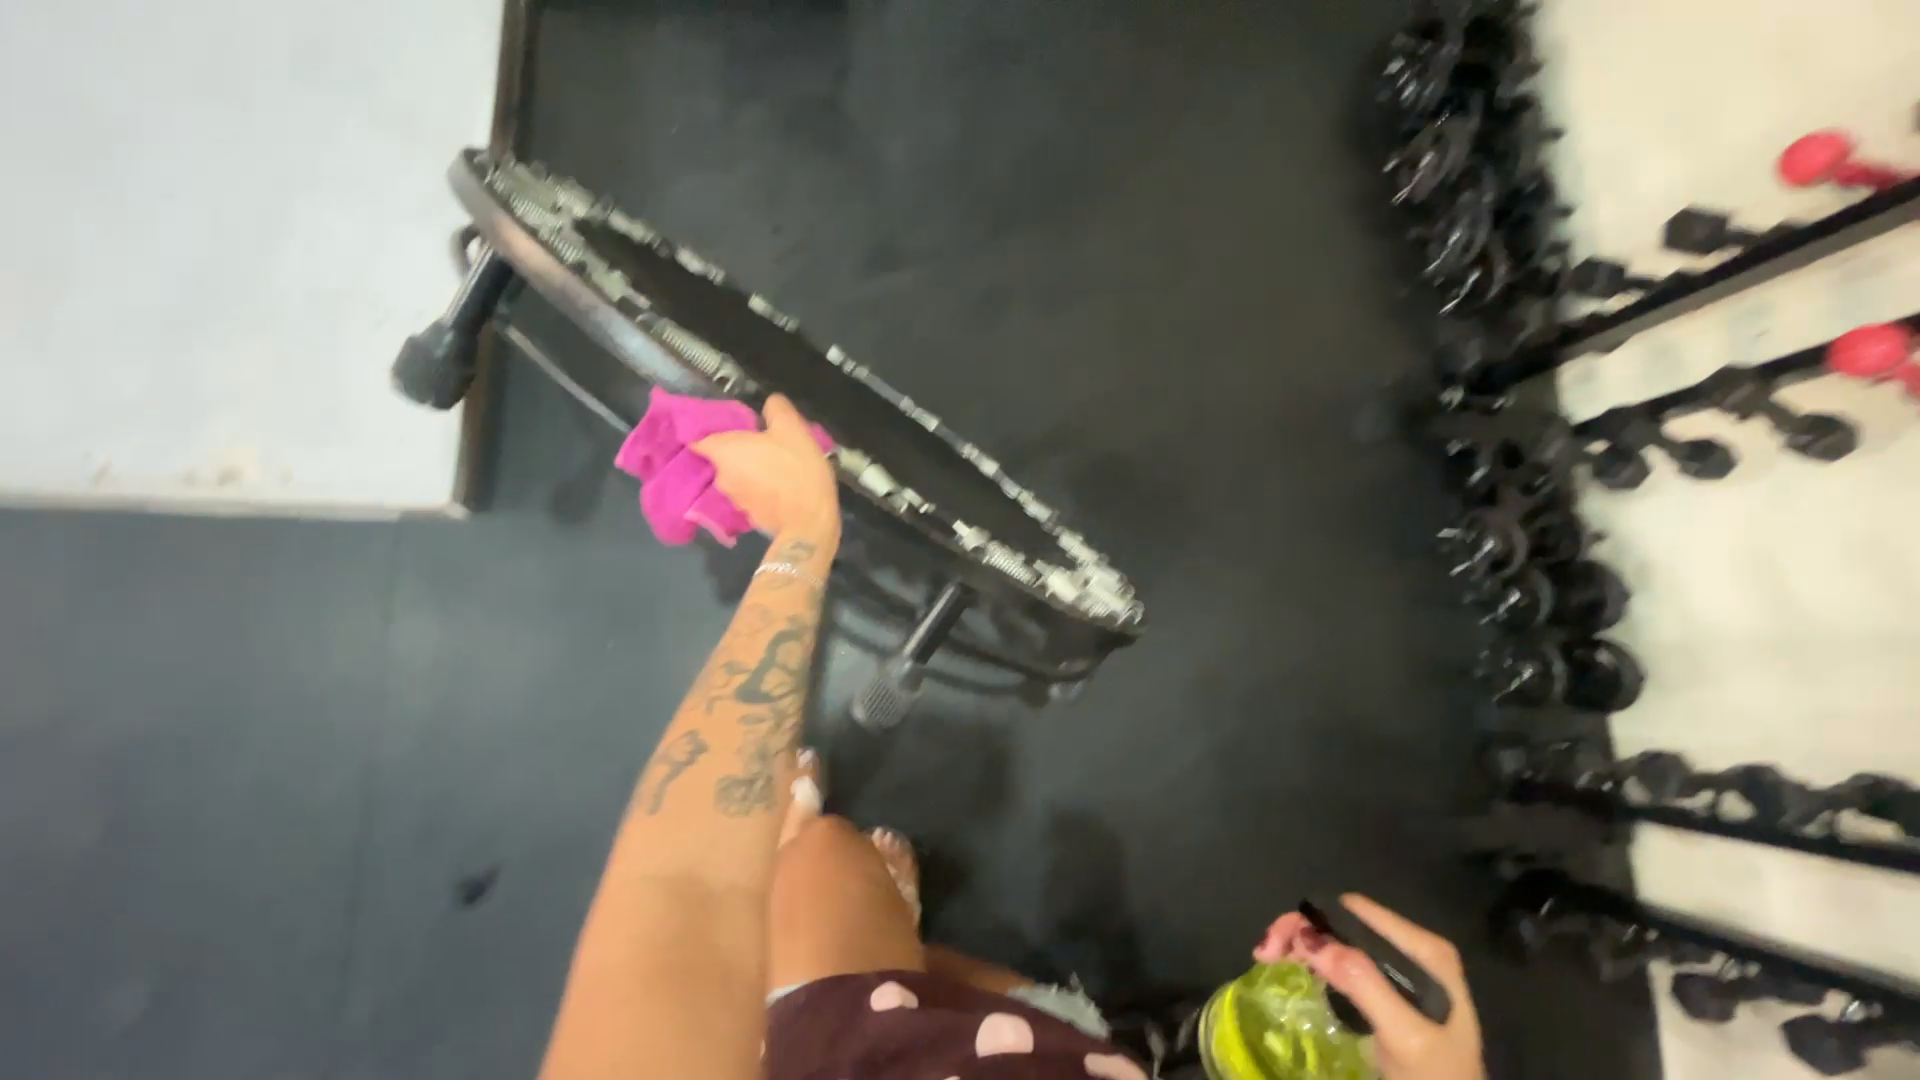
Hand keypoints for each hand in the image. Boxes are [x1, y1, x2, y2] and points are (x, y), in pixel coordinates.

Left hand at [692, 394, 838, 539]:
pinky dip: (759, 491)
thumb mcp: (793, 429)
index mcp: (724, 451)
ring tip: (775, 468)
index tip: (727, 428)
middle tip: (762, 446)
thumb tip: (770, 404)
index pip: (698, 438)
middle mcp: (721, 476)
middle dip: (738, 453)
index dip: (708, 431)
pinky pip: (750, 496)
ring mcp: (733, 500)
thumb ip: (776, 409)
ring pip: (737, 478)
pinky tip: (779, 488)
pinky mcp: (748, 517)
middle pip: (722, 458)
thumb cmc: (797, 470)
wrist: (809, 523)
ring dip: (751, 472)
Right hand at [1254, 895, 1483, 1079]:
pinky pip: (1345, 961)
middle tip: (1264, 953)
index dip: (1311, 921)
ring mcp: (1402, 969)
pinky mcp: (1391, 990)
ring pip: (1339, 938)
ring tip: (1270, 959)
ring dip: (1302, 943)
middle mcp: (1413, 950)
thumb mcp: (1405, 1038)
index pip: (1354, 910)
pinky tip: (1298, 972)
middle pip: (1343, 921)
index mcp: (1424, 951)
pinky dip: (1315, 960)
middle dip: (1300, 931)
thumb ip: (1363, 985)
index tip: (1277, 947)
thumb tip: (1310, 941)